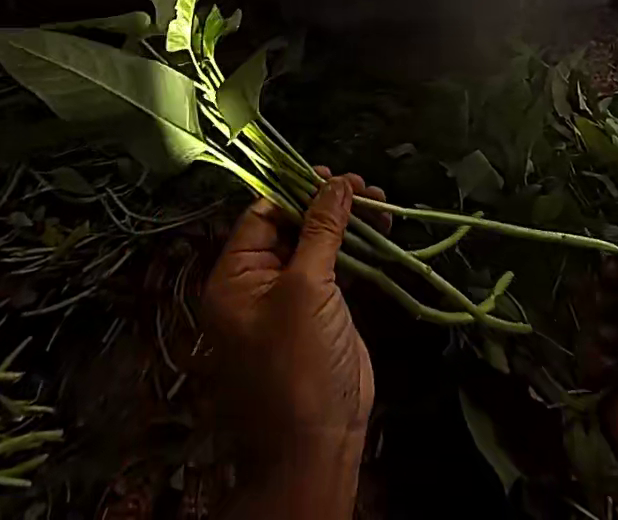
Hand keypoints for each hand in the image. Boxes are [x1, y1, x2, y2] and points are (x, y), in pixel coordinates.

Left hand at [201, 176, 378, 518]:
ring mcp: (291, 296)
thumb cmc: (298, 362)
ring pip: (318, 243)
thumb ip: (321, 230)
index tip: (333, 175)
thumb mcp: (305, 289)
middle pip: (293, 225)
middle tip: (366, 187)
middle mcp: (258, 281)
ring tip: (382, 204)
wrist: (318, 442)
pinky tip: (380, 230)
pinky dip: (356, 247)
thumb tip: (336, 181)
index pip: (263, 215)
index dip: (297, 190)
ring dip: (348, 222)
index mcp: (235, 276)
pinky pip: (335, 266)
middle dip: (329, 204)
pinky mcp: (320, 309)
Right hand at [600, 255, 617, 519]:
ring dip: (598, 331)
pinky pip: (586, 357)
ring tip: (609, 349)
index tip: (607, 269)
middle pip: (615, 300)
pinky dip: (590, 359)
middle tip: (606, 308)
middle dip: (607, 299)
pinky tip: (601, 372)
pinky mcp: (605, 388)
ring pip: (597, 325)